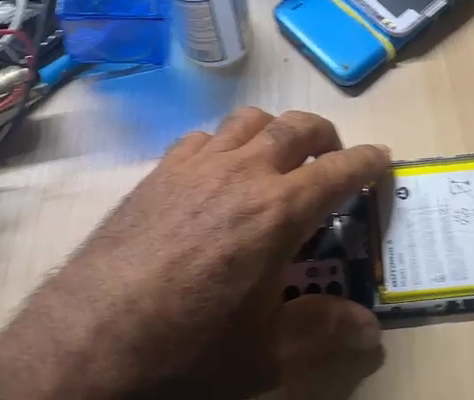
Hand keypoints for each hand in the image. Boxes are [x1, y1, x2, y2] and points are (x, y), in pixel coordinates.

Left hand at [0, 108, 390, 399]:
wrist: (92, 336)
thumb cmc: (188, 347)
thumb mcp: (264, 353)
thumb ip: (321, 331)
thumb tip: (369, 330)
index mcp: (281, 210)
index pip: (339, 170)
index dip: (367, 162)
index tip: (381, 159)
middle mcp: (245, 172)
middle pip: (297, 126)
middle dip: (324, 133)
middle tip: (331, 153)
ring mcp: (199, 164)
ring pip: (249, 119)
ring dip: (273, 129)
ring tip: (276, 154)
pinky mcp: (162, 169)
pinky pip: (203, 137)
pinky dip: (224, 143)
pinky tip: (216, 171)